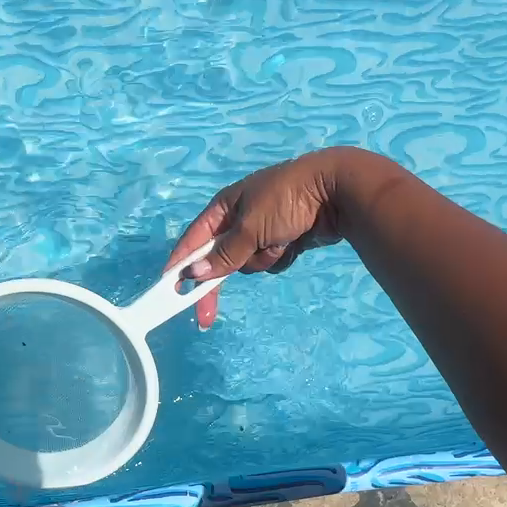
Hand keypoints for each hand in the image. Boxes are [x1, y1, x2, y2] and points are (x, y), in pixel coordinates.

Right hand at [166, 148, 369, 327]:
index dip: (180, 265)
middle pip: (219, 257)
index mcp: (224, 207)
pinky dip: (280, 258)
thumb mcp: (250, 227)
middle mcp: (239, 219)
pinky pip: (271, 261)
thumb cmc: (287, 200)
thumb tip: (192, 275)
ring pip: (247, 263)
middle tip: (206, 316)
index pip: (193, 241)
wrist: (338, 190)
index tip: (169, 289)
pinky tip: (294, 244)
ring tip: (280, 244)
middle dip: (221, 276)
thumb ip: (223, 255)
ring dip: (260, 260)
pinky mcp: (284, 239)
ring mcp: (263, 230)